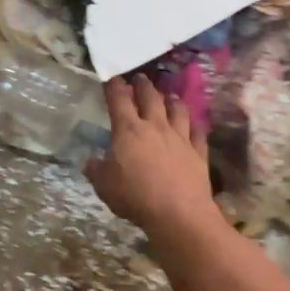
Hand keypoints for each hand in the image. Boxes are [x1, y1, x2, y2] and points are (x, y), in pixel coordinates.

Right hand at [85, 75, 214, 234]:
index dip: (114, 86)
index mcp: (128, 130)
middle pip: (151, 98)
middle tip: (141, 78)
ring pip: (177, 110)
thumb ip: (96, 169)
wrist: (177, 213)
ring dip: (171, 100)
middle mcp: (155, 127)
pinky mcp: (198, 152)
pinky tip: (193, 124)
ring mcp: (180, 138)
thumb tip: (91, 160)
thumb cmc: (134, 196)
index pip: (119, 100)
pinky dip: (194, 125)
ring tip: (169, 96)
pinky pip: (197, 132)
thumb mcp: (103, 185)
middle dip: (143, 85)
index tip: (112, 77)